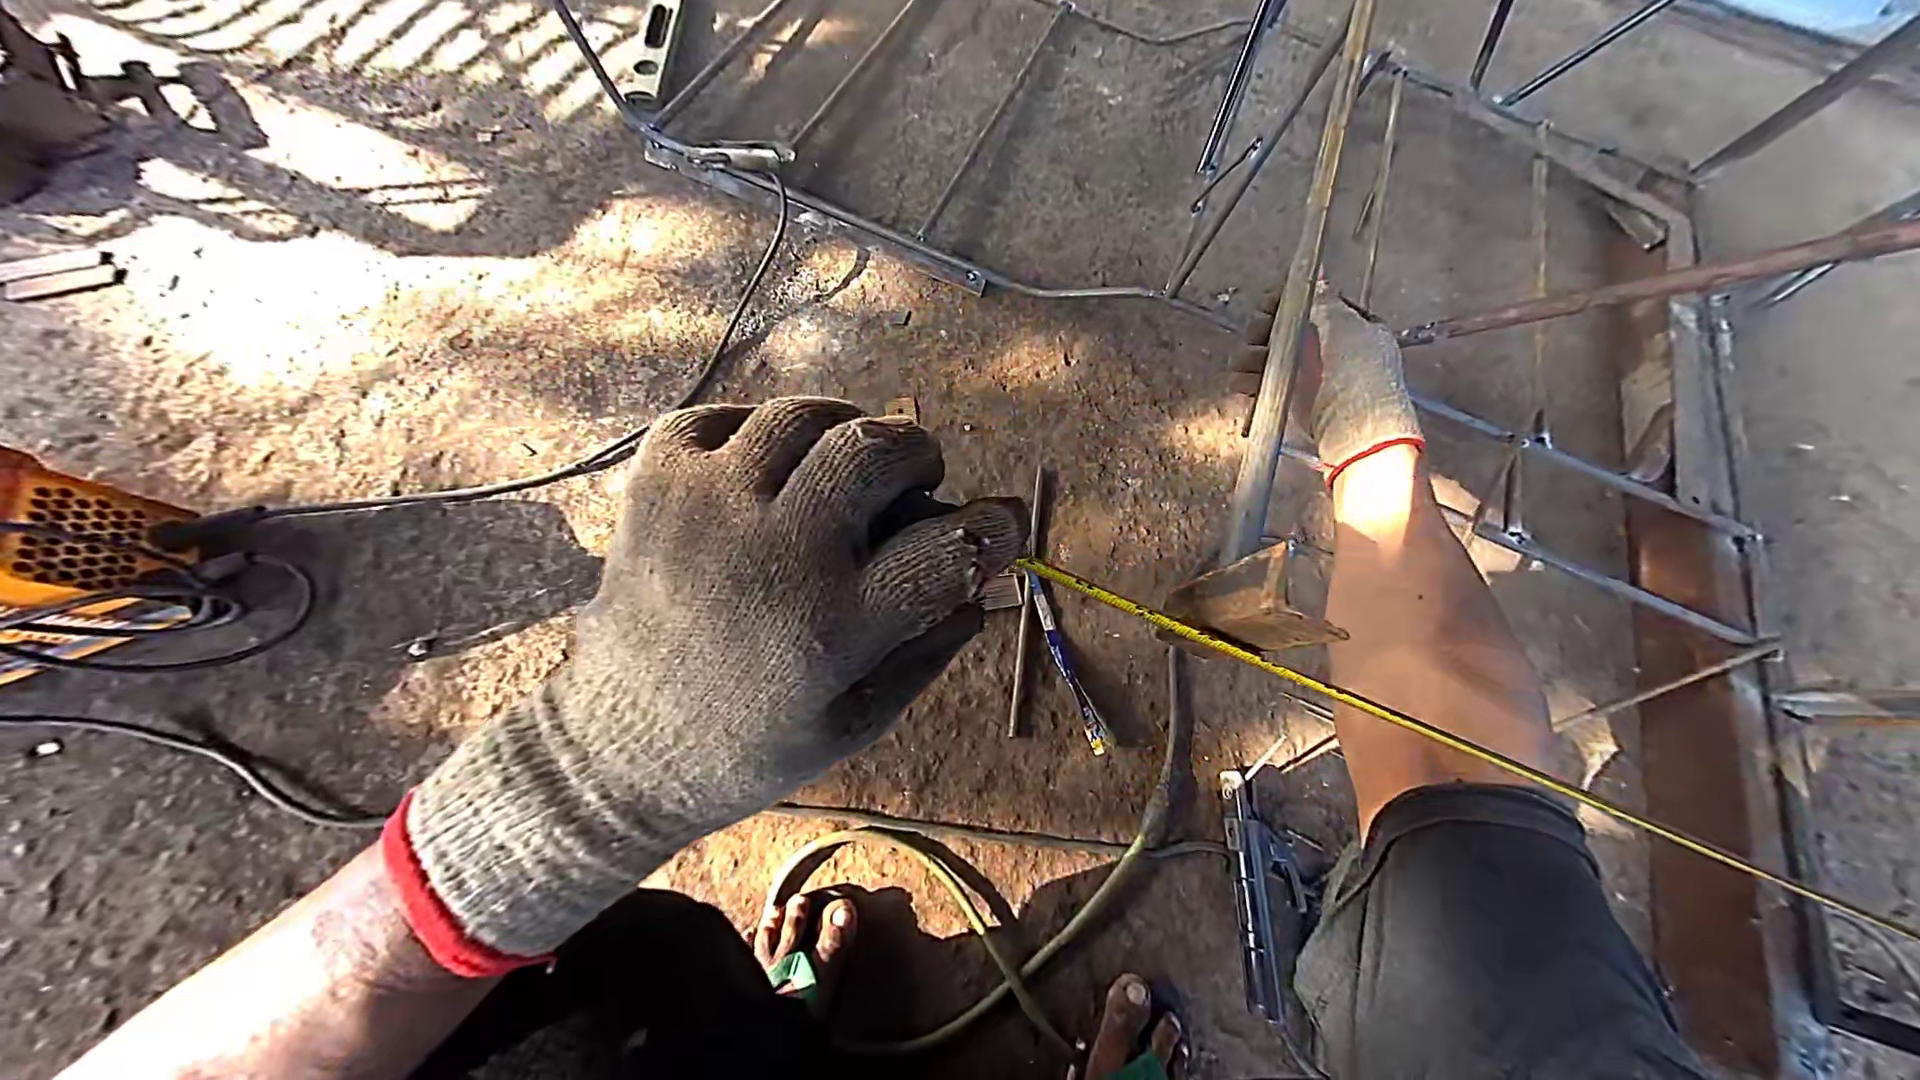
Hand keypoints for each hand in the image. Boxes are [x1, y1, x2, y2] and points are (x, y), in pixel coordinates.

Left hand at [385, 398, 1026, 973]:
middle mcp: (771, 554)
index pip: (950, 547)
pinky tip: (766, 475)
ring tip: (841, 474)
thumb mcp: (861, 718)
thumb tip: (992, 581)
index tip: (1005, 523)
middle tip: (913, 483)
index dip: (998, 526)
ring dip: (845, 434)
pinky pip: (726, 416)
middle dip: (917, 454)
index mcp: (833, 626)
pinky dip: (761, 434)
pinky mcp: (653, 483)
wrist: (618, 751)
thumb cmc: (755, 746)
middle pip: (874, 446)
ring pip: (805, 415)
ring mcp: (704, 508)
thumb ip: (932, 643)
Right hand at [1228, 280, 1419, 482]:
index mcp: (1343, 325)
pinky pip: (1256, 383)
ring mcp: (1301, 374)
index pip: (1305, 304)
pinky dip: (1246, 382)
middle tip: (1259, 336)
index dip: (1283, 303)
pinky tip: (1245, 383)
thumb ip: (1325, 301)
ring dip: (1250, 357)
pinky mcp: (1284, 398)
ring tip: (1249, 365)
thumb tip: (1318, 277)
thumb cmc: (1358, 373)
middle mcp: (1320, 347)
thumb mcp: (1347, 327)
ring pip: (1261, 356)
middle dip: (1263, 330)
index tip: (1269, 306)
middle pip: (1277, 329)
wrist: (1353, 426)